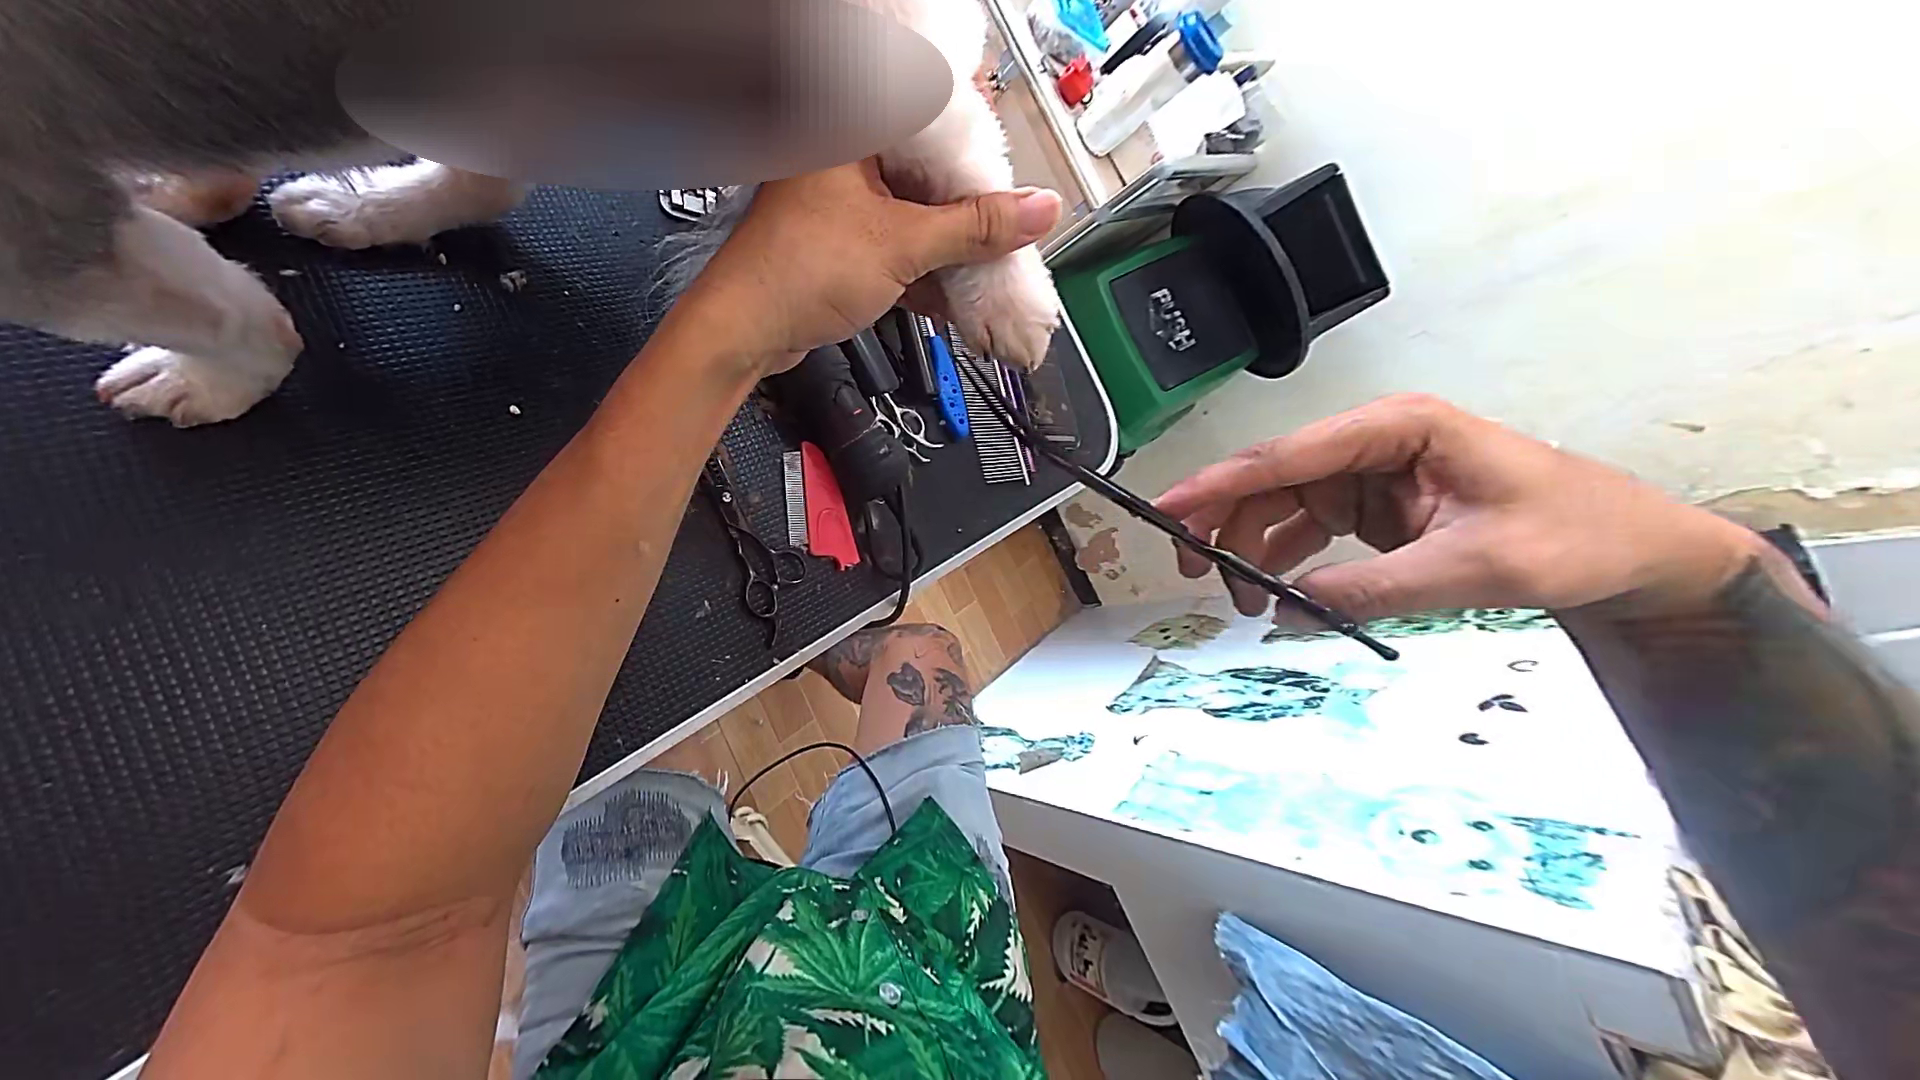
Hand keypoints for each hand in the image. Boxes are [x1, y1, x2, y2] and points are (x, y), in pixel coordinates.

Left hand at [681, 159, 1060, 373]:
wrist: (749, 334)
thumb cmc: (792, 273)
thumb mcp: (900, 246)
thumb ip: (973, 229)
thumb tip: (1034, 212)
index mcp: (852, 131)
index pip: (936, 114)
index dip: (980, 143)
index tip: (1011, 175)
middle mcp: (849, 159)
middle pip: (933, 174)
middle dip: (973, 212)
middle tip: (1009, 228)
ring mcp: (849, 205)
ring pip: (921, 217)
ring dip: (956, 251)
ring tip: (991, 270)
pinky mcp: (850, 246)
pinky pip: (904, 250)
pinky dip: (930, 274)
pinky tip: (956, 297)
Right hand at [1154, 394, 1788, 621]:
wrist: (1636, 554)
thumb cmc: (1578, 536)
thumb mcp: (1477, 567)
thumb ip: (1375, 588)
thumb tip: (1290, 611)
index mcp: (1396, 429)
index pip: (1285, 456)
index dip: (1217, 485)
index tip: (1166, 510)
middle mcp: (1371, 444)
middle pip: (1270, 479)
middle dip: (1223, 521)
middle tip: (1193, 568)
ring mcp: (1367, 475)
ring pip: (1278, 505)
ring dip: (1249, 548)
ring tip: (1242, 599)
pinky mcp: (1370, 508)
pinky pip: (1304, 529)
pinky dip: (1281, 560)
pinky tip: (1273, 593)